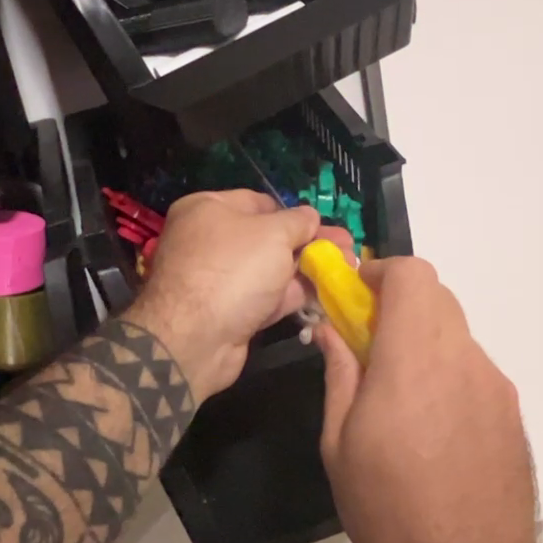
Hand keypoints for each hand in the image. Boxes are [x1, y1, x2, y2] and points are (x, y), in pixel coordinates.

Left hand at [126, 190, 346, 396]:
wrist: (195, 339)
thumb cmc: (233, 269)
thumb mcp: (273, 234)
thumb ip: (298, 222)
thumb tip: (310, 217)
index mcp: (208, 209)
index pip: (259, 203)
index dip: (293, 213)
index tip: (323, 225)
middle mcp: (209, 241)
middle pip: (268, 238)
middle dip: (309, 244)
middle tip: (347, 249)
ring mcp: (218, 280)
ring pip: (270, 270)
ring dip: (307, 272)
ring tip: (346, 271)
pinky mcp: (229, 313)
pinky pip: (265, 299)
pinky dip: (292, 297)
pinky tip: (326, 297)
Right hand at [313, 257, 542, 542]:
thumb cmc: (389, 508)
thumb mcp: (339, 444)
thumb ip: (339, 374)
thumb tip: (331, 330)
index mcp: (413, 359)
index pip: (412, 275)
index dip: (380, 271)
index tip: (353, 294)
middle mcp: (461, 359)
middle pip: (436, 296)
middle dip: (397, 303)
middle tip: (367, 341)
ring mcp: (494, 384)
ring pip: (455, 332)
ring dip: (422, 338)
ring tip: (397, 393)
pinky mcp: (510, 410)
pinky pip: (472, 368)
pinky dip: (445, 369)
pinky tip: (429, 423)